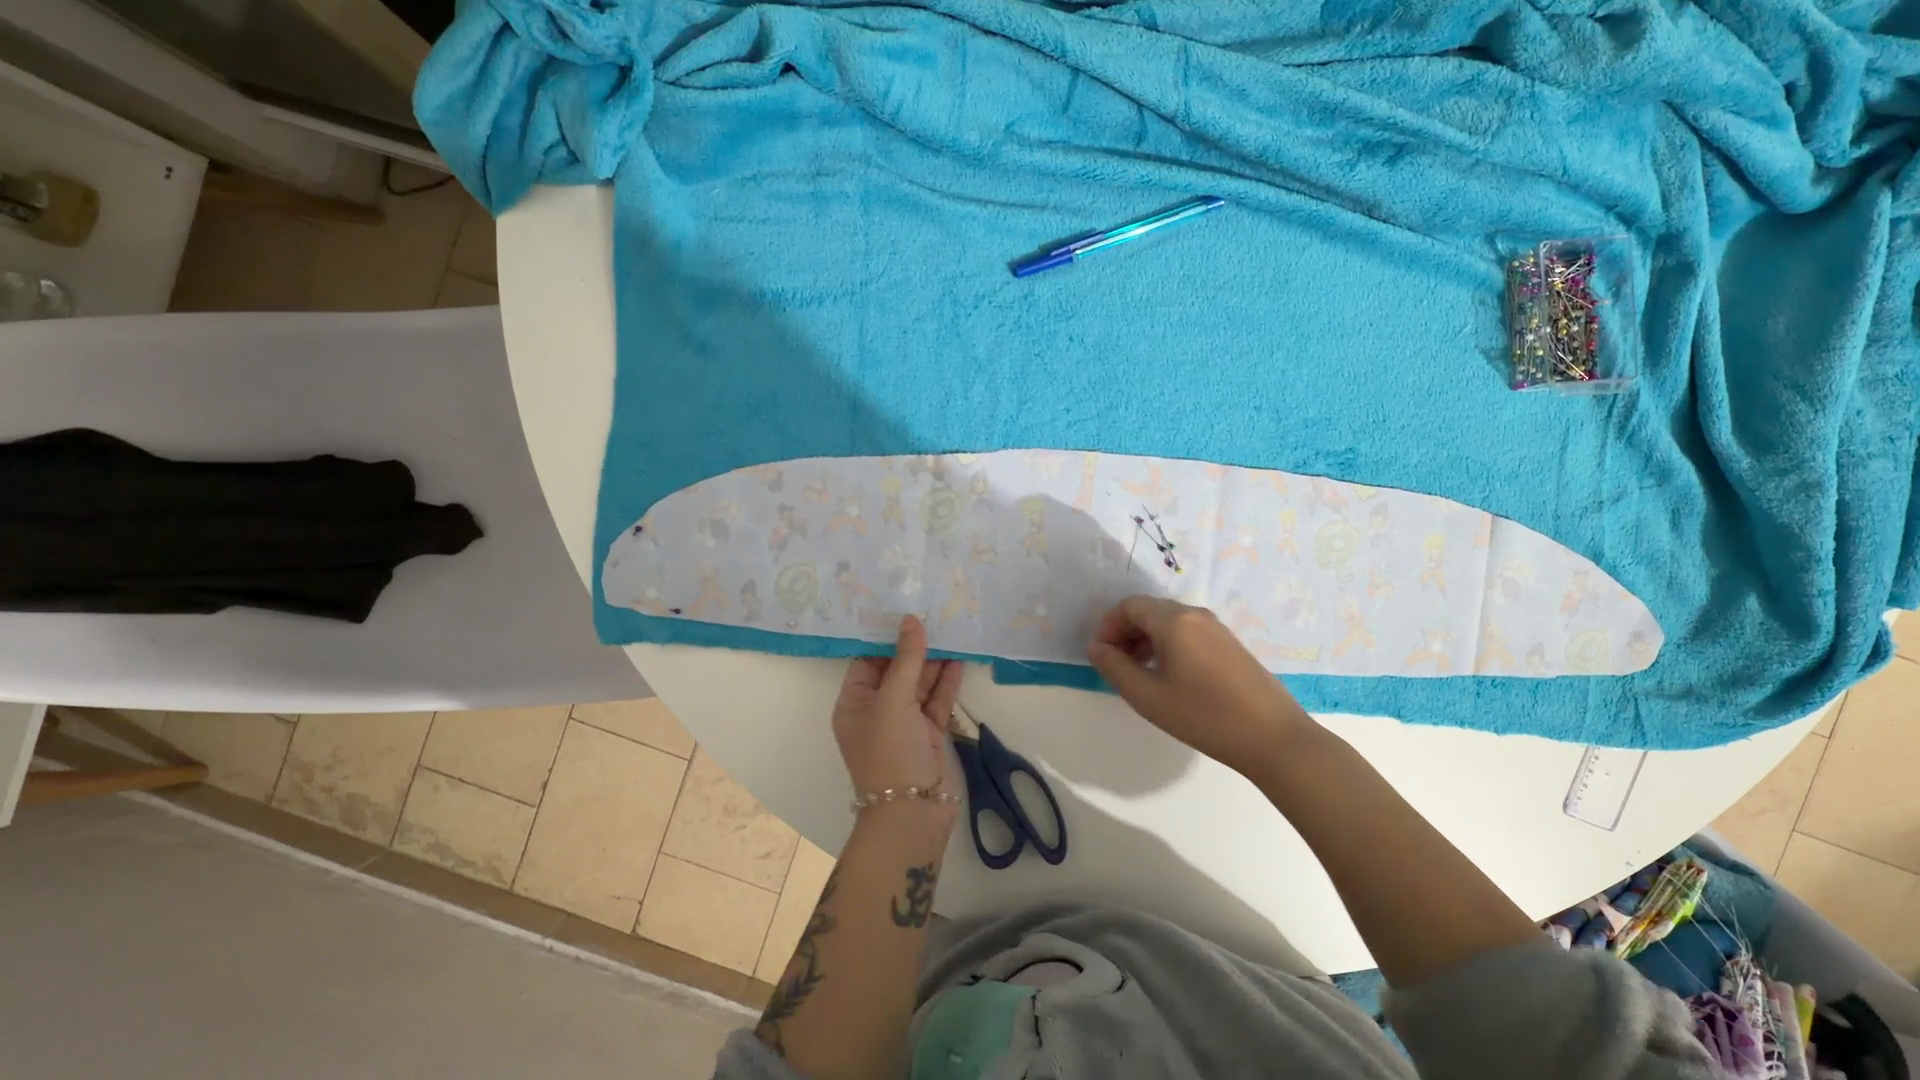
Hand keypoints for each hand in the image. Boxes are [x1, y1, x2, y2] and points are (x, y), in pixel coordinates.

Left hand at [833, 615, 964, 808]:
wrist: (912, 811)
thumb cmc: (890, 751)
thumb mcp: (894, 700)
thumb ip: (906, 659)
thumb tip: (911, 620)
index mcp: (854, 703)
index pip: (867, 661)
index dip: (884, 638)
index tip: (904, 610)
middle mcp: (877, 710)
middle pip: (895, 670)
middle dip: (914, 647)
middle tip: (935, 615)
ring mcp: (904, 723)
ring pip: (919, 685)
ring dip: (934, 662)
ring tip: (952, 631)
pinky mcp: (928, 734)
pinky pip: (936, 701)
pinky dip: (947, 683)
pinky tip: (959, 660)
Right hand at [1086, 595, 1314, 776]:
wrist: (1271, 736)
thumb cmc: (1203, 715)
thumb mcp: (1148, 696)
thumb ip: (1115, 668)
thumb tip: (1096, 648)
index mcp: (1174, 621)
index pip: (1130, 606)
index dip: (1108, 626)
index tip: (1101, 655)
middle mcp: (1196, 615)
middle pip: (1150, 611)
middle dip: (1126, 632)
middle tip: (1116, 666)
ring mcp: (1217, 629)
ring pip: (1170, 623)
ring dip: (1147, 641)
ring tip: (1139, 675)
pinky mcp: (1230, 645)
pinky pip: (1189, 634)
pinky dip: (1169, 646)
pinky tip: (1169, 678)